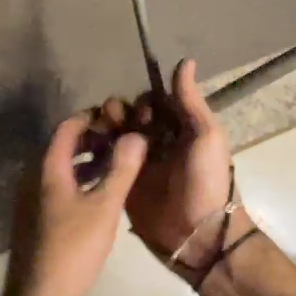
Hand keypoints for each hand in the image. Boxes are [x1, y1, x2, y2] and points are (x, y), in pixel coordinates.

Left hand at [9, 110, 148, 295]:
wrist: (41, 295)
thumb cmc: (74, 247)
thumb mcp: (105, 207)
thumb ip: (122, 169)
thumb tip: (137, 136)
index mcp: (47, 166)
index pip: (67, 127)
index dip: (92, 118)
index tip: (119, 119)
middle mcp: (34, 175)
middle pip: (63, 145)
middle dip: (93, 140)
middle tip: (123, 141)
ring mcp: (32, 196)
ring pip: (61, 167)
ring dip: (87, 161)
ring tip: (118, 164)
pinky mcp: (35, 216)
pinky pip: (58, 184)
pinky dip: (79, 180)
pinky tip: (100, 193)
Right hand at [108, 59, 252, 276]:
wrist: (197, 235)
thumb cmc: (208, 181)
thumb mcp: (206, 136)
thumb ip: (191, 101)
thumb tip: (186, 60)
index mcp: (180, 130)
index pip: (154, 103)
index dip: (145, 101)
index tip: (142, 110)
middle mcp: (157, 142)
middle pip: (131, 116)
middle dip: (120, 111)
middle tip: (114, 118)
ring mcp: (138, 163)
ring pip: (115, 134)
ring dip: (106, 126)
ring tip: (98, 129)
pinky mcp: (122, 182)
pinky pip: (106, 159)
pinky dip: (96, 147)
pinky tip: (87, 143)